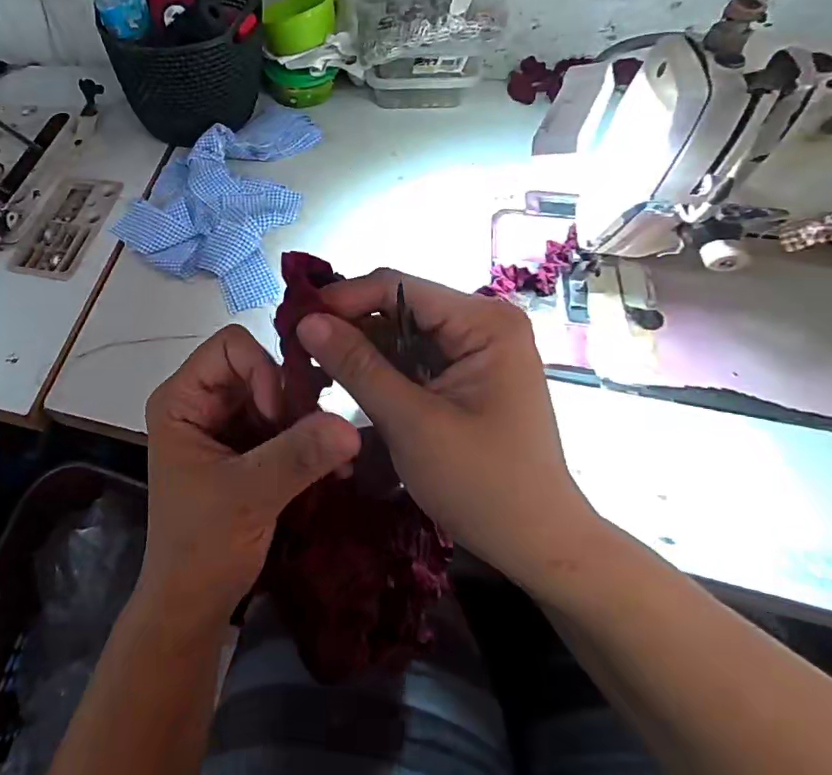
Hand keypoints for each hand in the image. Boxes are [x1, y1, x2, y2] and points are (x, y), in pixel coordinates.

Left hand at [139, 325, 360, 631]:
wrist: (193, 602)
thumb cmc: (202, 545)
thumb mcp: (248, 496)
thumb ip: (296, 456)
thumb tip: (350, 424)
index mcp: (181, 399)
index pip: (230, 347)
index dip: (262, 371)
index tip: (278, 417)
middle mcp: (200, 402)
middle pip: (257, 368)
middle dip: (290, 399)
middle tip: (318, 437)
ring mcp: (223, 425)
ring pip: (275, 396)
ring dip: (304, 422)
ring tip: (331, 457)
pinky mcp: (245, 449)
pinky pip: (282, 426)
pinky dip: (305, 441)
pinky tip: (331, 467)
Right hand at [294, 270, 604, 589]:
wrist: (539, 545)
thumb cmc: (485, 485)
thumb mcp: (412, 423)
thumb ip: (358, 366)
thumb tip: (305, 321)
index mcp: (483, 322)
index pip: (394, 286)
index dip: (340, 301)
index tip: (293, 326)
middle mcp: (478, 323)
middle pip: (391, 307)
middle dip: (344, 328)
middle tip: (294, 353)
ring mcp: (470, 349)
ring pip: (392, 333)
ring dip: (353, 352)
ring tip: (308, 372)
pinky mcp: (458, 374)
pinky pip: (404, 358)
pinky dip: (371, 371)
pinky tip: (339, 386)